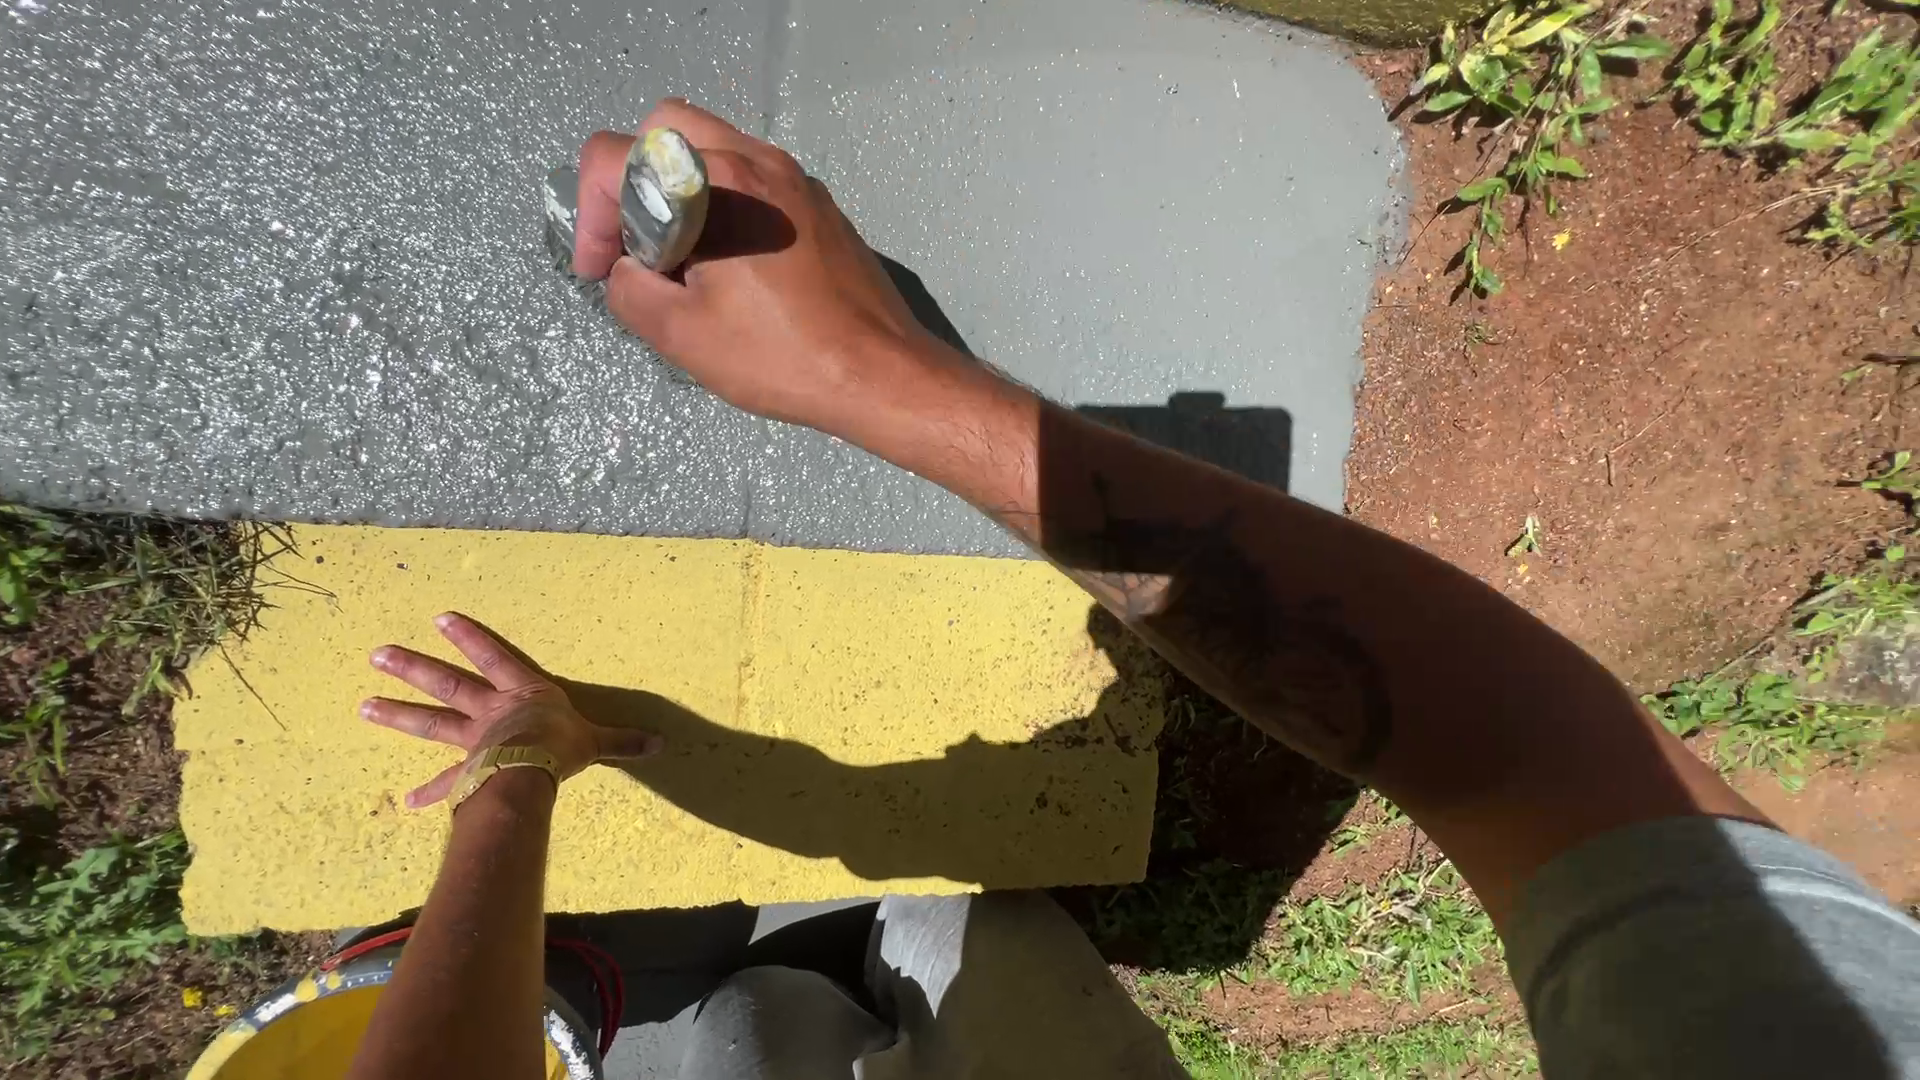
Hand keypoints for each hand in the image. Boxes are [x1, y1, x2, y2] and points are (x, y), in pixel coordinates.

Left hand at [361, 613, 660, 807]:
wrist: (530, 774)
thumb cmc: (561, 746)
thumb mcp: (597, 740)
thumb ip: (622, 741)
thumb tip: (660, 744)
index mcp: (523, 694)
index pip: (494, 658)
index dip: (470, 638)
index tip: (440, 618)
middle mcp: (492, 711)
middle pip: (448, 685)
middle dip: (414, 669)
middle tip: (377, 655)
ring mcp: (474, 741)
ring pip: (431, 724)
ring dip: (398, 713)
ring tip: (363, 705)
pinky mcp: (468, 771)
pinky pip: (447, 780)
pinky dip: (429, 791)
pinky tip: (407, 801)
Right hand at [573, 98, 956, 429]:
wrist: (883, 375)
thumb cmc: (785, 357)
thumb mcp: (684, 336)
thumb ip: (630, 291)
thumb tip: (629, 270)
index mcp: (721, 181)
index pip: (616, 157)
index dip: (588, 214)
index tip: (600, 268)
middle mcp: (763, 162)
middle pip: (666, 130)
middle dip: (635, 184)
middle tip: (643, 250)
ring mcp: (801, 183)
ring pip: (717, 153)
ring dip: (684, 195)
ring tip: (691, 265)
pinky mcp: (825, 211)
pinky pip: (758, 185)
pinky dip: (729, 208)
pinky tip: (740, 270)